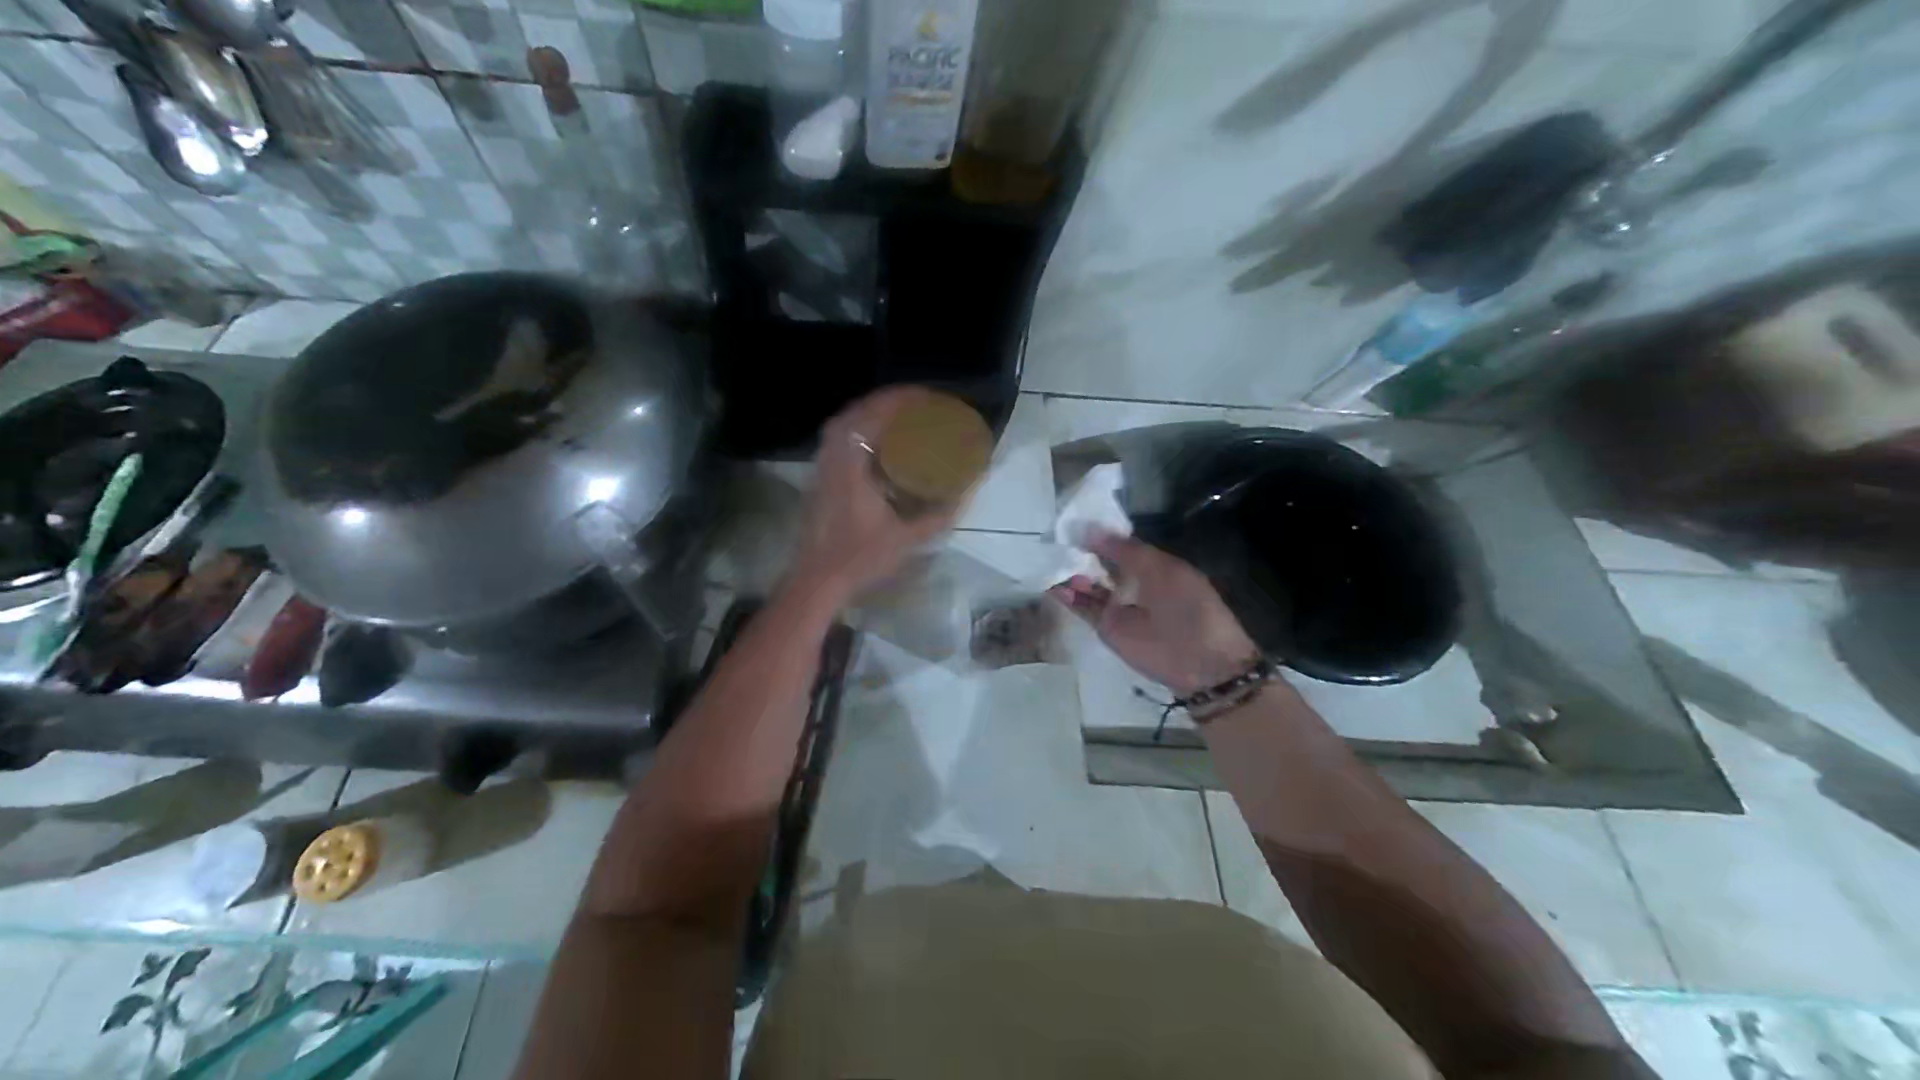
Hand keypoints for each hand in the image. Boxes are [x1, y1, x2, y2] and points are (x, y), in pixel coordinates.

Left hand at [786, 387, 960, 607]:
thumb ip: (937, 516)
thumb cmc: (859, 558)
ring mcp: (821, 468)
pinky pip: (837, 441)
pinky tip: (876, 444)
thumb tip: (966, 494)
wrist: (816, 580)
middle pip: (856, 412)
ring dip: (869, 414)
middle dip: (886, 401)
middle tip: (916, 403)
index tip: (927, 396)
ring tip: (899, 417)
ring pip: (842, 425)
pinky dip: (858, 431)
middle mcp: (833, 458)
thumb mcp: (906, 539)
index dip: (901, 399)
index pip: (875, 414)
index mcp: (852, 464)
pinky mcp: (818, 479)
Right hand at [1050, 532, 1261, 695]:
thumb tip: (1089, 529)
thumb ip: (1124, 549)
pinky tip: (1051, 584)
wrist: (1200, 662)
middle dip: (1081, 554)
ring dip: (1072, 574)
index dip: (1099, 535)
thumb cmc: (1188, 607)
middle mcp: (1133, 584)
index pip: (1120, 546)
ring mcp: (1118, 607)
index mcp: (1153, 566)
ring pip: (1089, 586)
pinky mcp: (1107, 628)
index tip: (1073, 523)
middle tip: (1057, 540)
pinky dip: (1067, 597)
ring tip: (1052, 561)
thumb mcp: (1160, 569)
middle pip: (1100, 566)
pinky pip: (1083, 609)